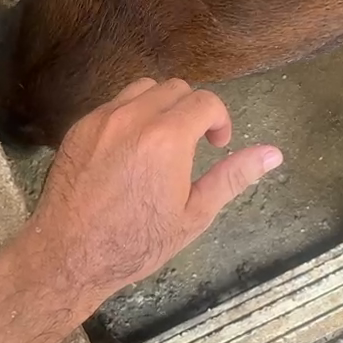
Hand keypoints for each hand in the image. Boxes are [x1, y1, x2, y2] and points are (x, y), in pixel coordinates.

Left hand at [16, 78, 281, 317]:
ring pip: (142, 89)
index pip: (206, 101)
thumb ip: (232, 177)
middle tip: (193, 146)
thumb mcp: (193, 215)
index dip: (220, 120)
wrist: (69, 254)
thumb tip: (273, 153)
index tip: (217, 145)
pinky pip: (114, 104)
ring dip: (161, 106)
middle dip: (192, 110)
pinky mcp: (79, 127)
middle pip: (176, 88)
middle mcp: (133, 117)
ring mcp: (102, 119)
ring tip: (162, 143)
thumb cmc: (136, 242)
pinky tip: (130, 151)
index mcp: (167, 138)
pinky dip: (131, 115)